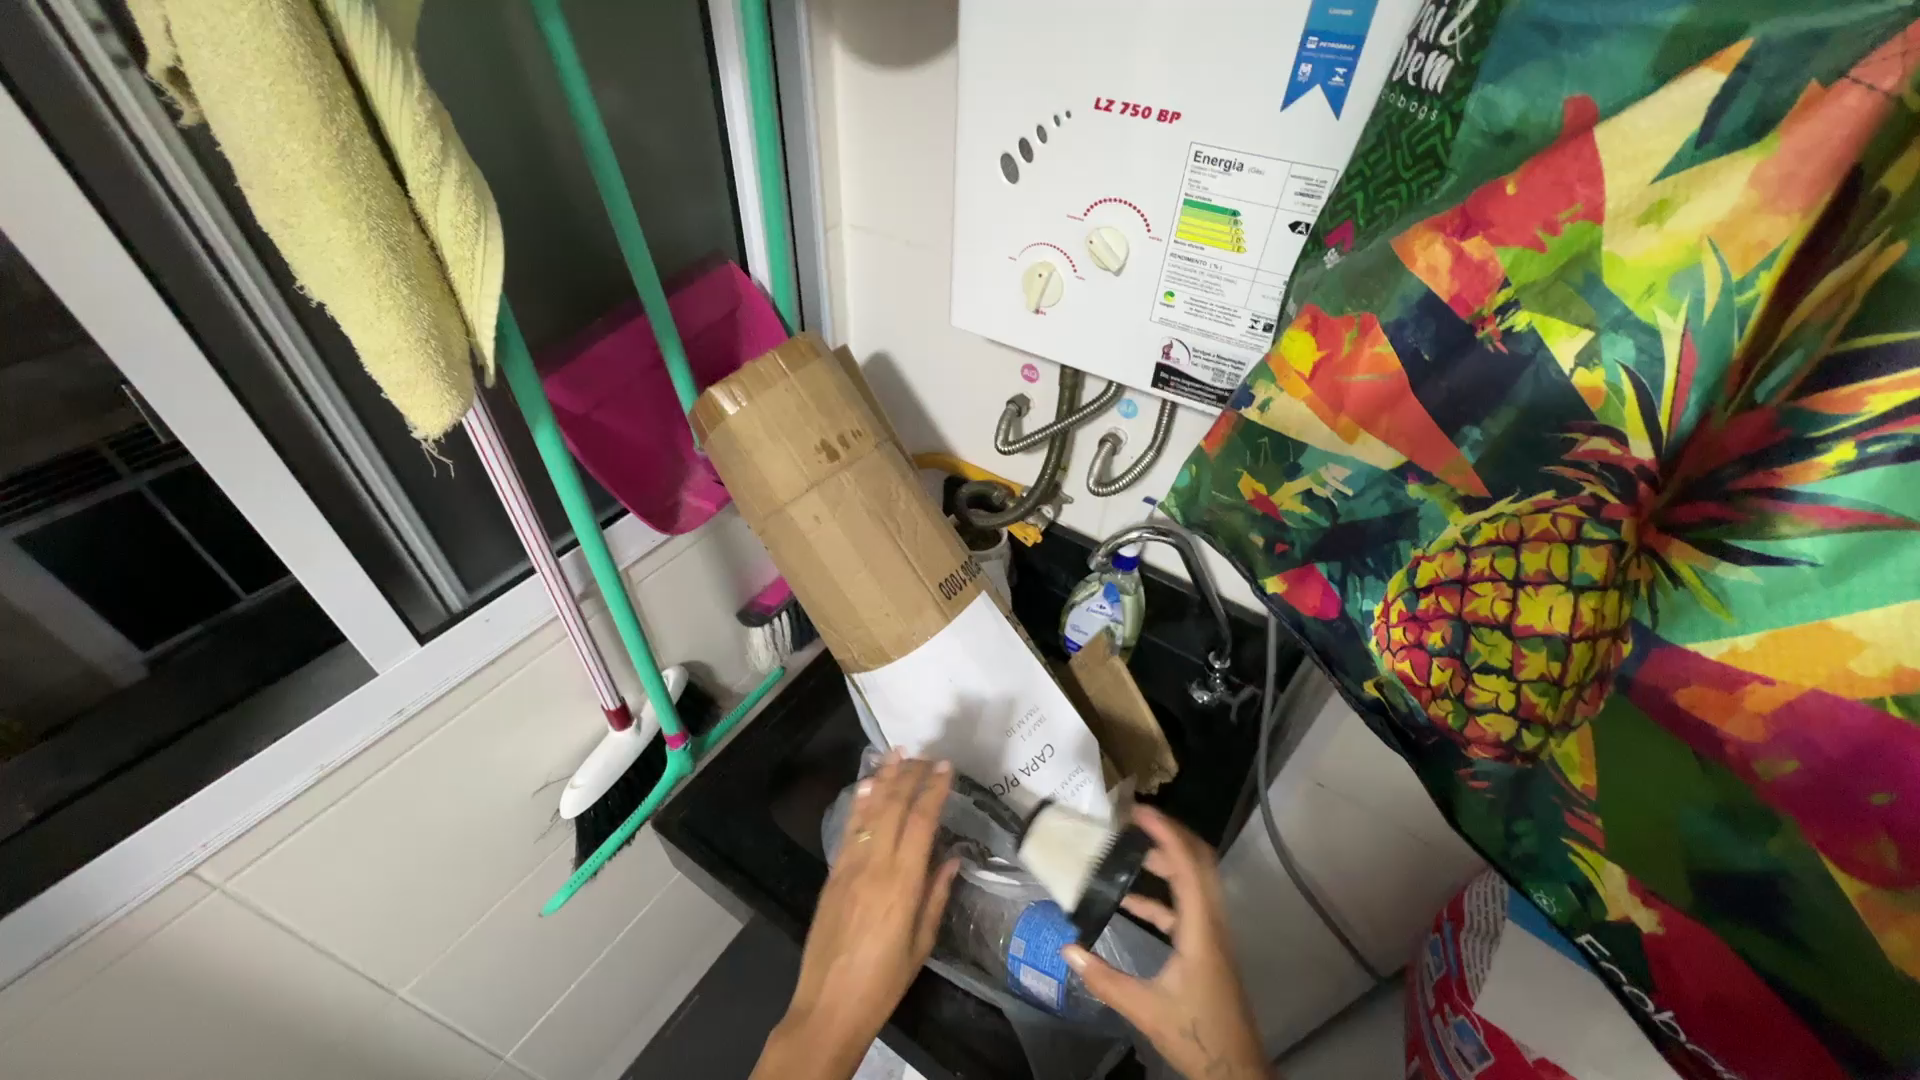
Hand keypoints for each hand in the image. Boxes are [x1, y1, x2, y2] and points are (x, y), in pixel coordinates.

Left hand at [753, 754, 958, 1079]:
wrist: (829, 1004)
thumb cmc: (884, 981)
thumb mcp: (921, 942)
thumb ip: (937, 895)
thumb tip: (952, 858)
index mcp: (903, 882)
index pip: (921, 821)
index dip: (934, 790)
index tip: (946, 767)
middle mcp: (875, 865)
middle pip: (894, 807)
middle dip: (910, 776)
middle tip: (926, 755)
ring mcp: (849, 867)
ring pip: (868, 812)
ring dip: (883, 779)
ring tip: (897, 754)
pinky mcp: (832, 874)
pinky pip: (848, 830)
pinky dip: (859, 803)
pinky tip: (866, 786)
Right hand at [1065, 806, 1269, 1079]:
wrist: (1235, 1071)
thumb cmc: (1197, 1035)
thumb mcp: (1145, 1009)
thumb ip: (1104, 979)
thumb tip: (1067, 949)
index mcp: (1200, 929)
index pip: (1187, 865)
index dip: (1165, 832)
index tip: (1139, 811)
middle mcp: (1212, 923)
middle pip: (1199, 862)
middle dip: (1168, 835)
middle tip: (1133, 821)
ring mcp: (1213, 934)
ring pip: (1196, 881)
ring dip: (1166, 860)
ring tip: (1130, 849)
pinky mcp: (1208, 947)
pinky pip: (1187, 906)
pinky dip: (1162, 895)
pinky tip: (1131, 901)